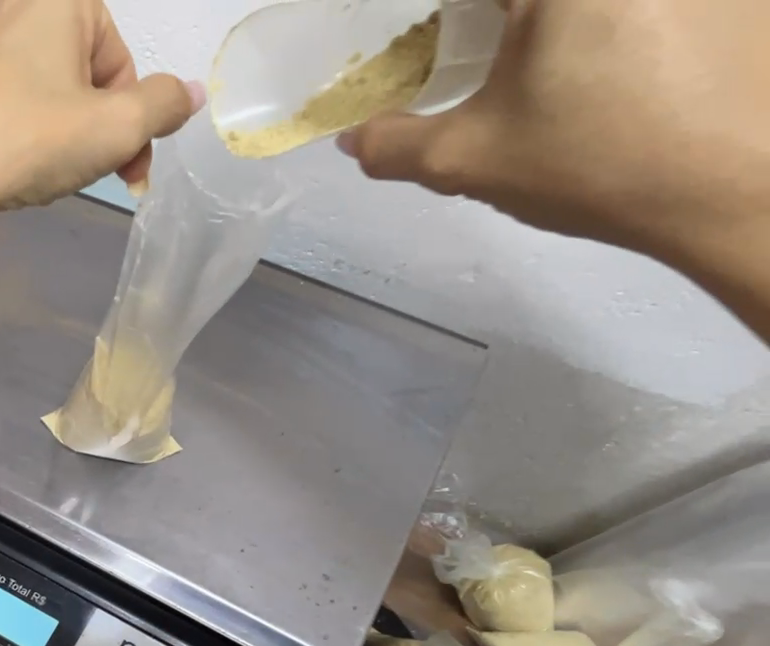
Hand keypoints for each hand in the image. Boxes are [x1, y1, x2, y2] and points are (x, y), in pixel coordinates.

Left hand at [0, 0, 201, 229]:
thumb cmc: (22, 142)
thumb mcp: (114, 130)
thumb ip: (163, 106)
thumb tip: (189, 93)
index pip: (118, 60)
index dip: (130, 120)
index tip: (128, 168)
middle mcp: (6, 3)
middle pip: (74, 72)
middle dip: (89, 127)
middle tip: (83, 175)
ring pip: (32, 89)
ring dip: (50, 133)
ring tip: (38, 176)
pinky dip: (6, 133)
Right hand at [340, 0, 769, 266]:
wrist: (745, 185)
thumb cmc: (595, 162)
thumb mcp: (467, 160)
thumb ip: (394, 144)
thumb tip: (356, 137)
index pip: (468, 0)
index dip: (441, 24)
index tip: (432, 45)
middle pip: (524, 5)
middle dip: (495, 28)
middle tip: (478, 55)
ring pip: (575, 13)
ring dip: (550, 36)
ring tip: (560, 83)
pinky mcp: (735, 5)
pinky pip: (640, 14)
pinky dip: (616, 34)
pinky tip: (621, 77)